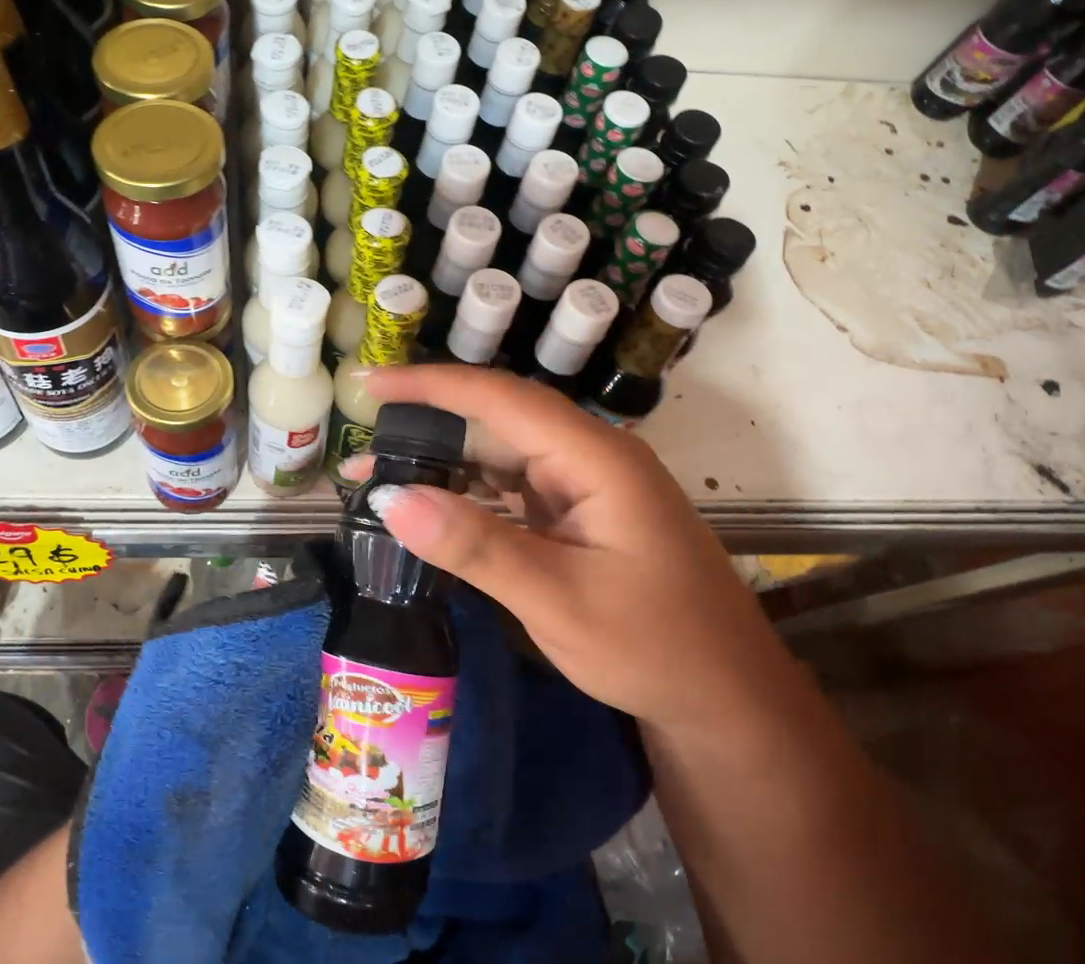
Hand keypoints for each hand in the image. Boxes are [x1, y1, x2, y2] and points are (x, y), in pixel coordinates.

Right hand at [345, 365, 796, 732]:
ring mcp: (589, 488)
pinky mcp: (582, 516)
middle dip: (427, 430)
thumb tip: (390, 498)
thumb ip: (475, 545)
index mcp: (597, 459)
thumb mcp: (556, 600)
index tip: (368, 386)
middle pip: (498, 422)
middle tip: (359, 451)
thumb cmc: (651, 647)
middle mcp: (593, 459)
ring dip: (443, 465)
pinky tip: (433, 509)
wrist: (724, 700)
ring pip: (503, 456)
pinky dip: (470, 495)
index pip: (501, 399)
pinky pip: (515, 489)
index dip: (430, 386)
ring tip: (380, 481)